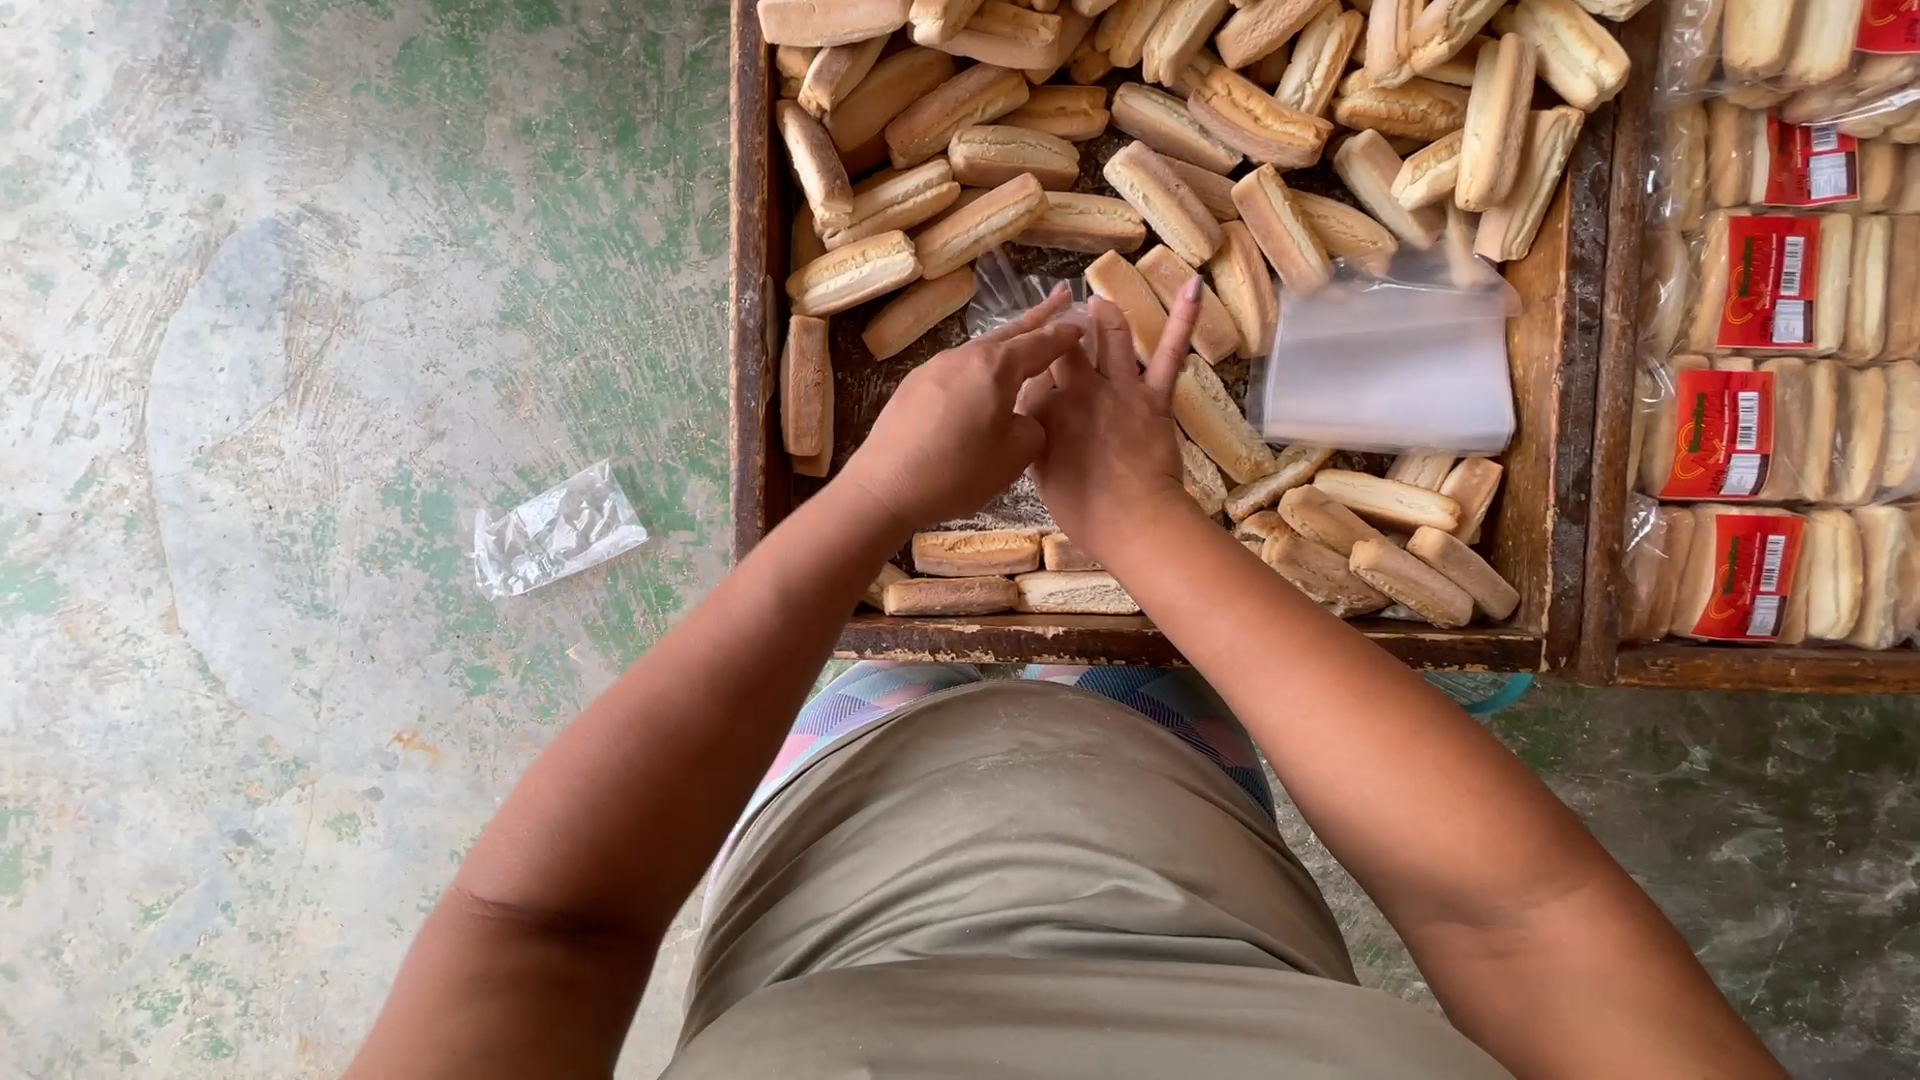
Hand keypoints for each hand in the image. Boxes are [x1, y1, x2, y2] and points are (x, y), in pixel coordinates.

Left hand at [835, 285, 1083, 533]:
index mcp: (995, 367)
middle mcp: (963, 357)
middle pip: (1008, 332)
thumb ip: (1031, 428)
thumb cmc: (957, 472)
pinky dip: (977, 370)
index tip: (1082, 324)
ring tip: (1022, 342)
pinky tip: (978, 385)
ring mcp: (933, 369)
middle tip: (1062, 298)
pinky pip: (956, 371)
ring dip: (1004, 345)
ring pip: (978, 352)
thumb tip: (1019, 417)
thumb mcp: (1014, 456)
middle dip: (1038, 317)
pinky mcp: (912, 387)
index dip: (1064, 334)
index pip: (1040, 342)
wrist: (885, 487)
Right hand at [1017, 278, 1205, 560]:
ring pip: (1110, 337)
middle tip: (1059, 329)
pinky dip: (1183, 319)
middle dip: (1059, 335)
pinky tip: (1192, 286)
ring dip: (1104, 314)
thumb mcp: (1040, 476)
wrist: (1131, 521)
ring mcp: (1118, 389)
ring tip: (1099, 303)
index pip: (1033, 380)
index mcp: (1043, 413)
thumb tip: (1035, 424)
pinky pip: (1169, 353)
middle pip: (1063, 349)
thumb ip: (1036, 441)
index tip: (1033, 379)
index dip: (1032, 377)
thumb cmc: (1082, 510)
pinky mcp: (1154, 396)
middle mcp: (1077, 390)